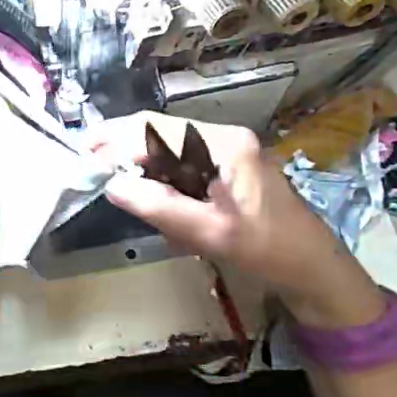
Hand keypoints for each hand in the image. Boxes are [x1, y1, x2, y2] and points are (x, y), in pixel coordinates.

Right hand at [87, 112, 387, 328]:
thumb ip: (158, 206)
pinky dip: (163, 183)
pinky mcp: (227, 169)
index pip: (155, 128)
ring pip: (167, 151)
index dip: (114, 139)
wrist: (314, 268)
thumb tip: (112, 186)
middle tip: (92, 171)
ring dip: (144, 170)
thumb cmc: (266, 249)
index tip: (83, 156)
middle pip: (159, 134)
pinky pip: (182, 166)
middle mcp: (223, 137)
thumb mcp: (208, 232)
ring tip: (123, 191)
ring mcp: (227, 152)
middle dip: (124, 152)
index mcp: (222, 144)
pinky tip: (159, 207)